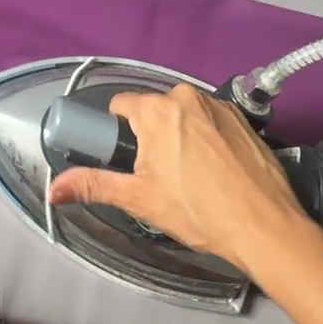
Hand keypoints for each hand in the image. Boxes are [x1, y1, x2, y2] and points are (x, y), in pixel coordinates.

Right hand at [47, 84, 314, 273]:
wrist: (267, 227)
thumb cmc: (200, 211)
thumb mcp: (141, 199)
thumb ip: (94, 185)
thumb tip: (55, 188)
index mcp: (155, 109)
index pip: (121, 105)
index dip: (119, 131)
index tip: (130, 157)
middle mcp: (185, 96)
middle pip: (154, 110)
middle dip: (153, 136)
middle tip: (163, 173)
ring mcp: (217, 104)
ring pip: (184, 114)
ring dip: (182, 135)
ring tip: (193, 174)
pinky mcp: (242, 117)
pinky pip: (211, 119)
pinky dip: (208, 137)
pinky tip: (217, 168)